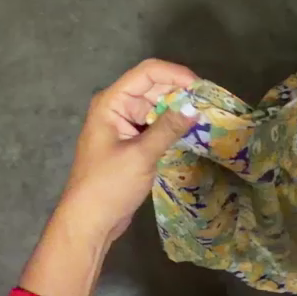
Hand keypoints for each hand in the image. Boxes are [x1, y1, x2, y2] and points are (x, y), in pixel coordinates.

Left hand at [56, 58, 199, 242]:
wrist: (88, 223)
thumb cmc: (109, 186)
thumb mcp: (141, 155)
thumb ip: (168, 128)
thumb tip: (195, 107)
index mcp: (111, 102)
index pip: (147, 73)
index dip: (175, 74)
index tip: (201, 87)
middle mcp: (116, 107)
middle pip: (152, 86)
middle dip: (179, 91)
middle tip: (208, 103)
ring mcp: (123, 125)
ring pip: (156, 105)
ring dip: (177, 108)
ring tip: (204, 115)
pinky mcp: (131, 142)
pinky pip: (154, 123)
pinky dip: (171, 124)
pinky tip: (190, 131)